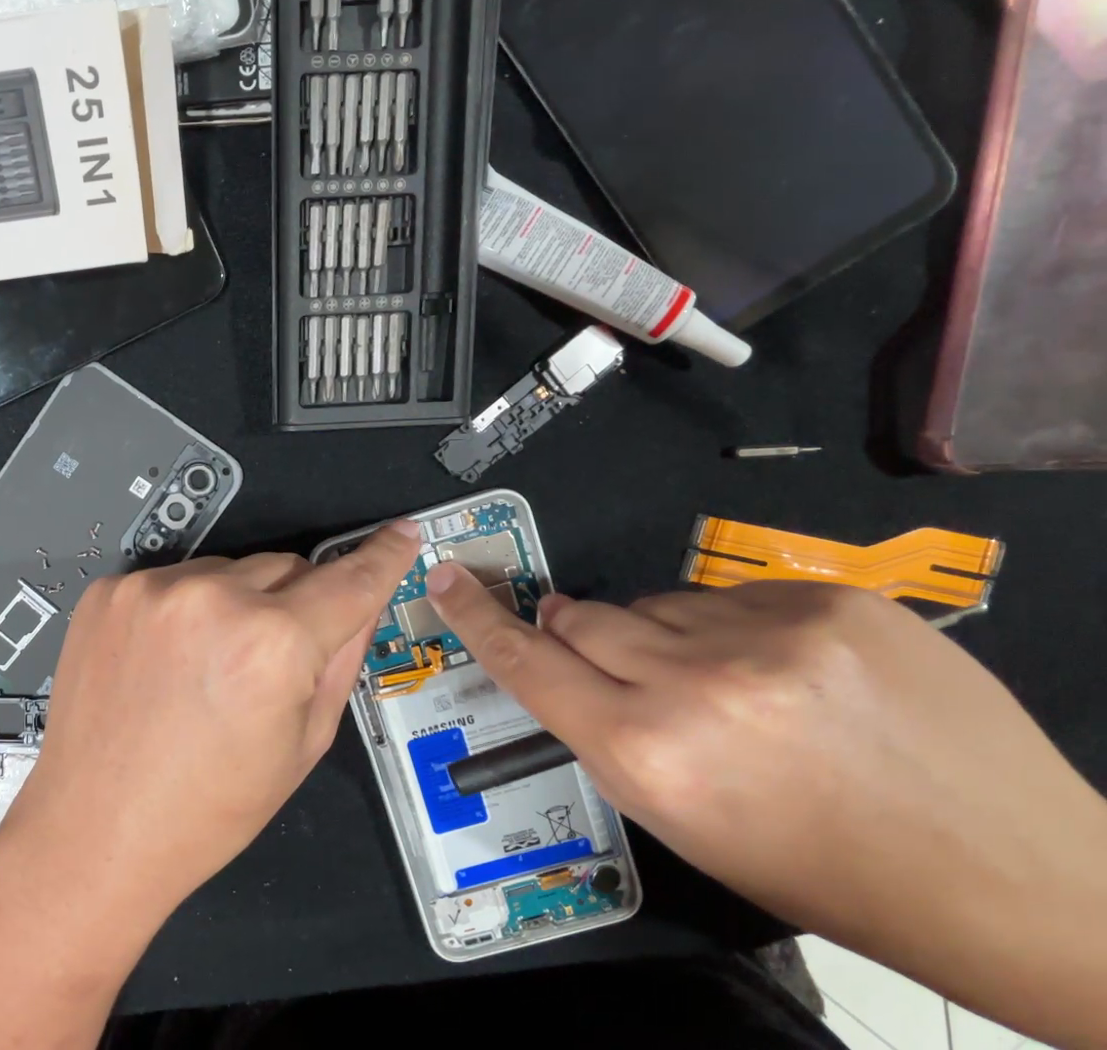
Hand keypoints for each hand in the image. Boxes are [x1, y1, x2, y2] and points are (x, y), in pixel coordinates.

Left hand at [0, 522, 421, 916]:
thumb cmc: (202, 809)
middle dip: (292, 605)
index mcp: (271, 645)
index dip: (381, 558)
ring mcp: (151, 590)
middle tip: (271, 661)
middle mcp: (210, 600)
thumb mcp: (300, 745)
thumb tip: (359, 607)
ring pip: (226, 571)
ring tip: (207, 670)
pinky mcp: (109, 592)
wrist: (96, 829)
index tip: (398, 536)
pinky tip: (167, 662)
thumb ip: (339, 662)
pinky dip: (181, 610)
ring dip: (233, 605)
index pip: (349, 580)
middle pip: (285, 567)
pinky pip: (171, 581)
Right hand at [423, 567, 1106, 1047]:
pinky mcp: (830, 600)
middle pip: (581, 617)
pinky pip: (732, 593)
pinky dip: (735, 626)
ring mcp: (768, 633)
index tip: (447, 581)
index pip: (529, 665)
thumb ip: (607, 733)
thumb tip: (567, 661)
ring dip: (665, 636)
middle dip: (582, 636)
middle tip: (624, 671)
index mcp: (649, 755)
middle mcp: (695, 684)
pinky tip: (786, 672)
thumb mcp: (681, 822)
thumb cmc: (822, 867)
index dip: (479, 621)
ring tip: (731, 687)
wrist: (1007, 873)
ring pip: (655, 603)